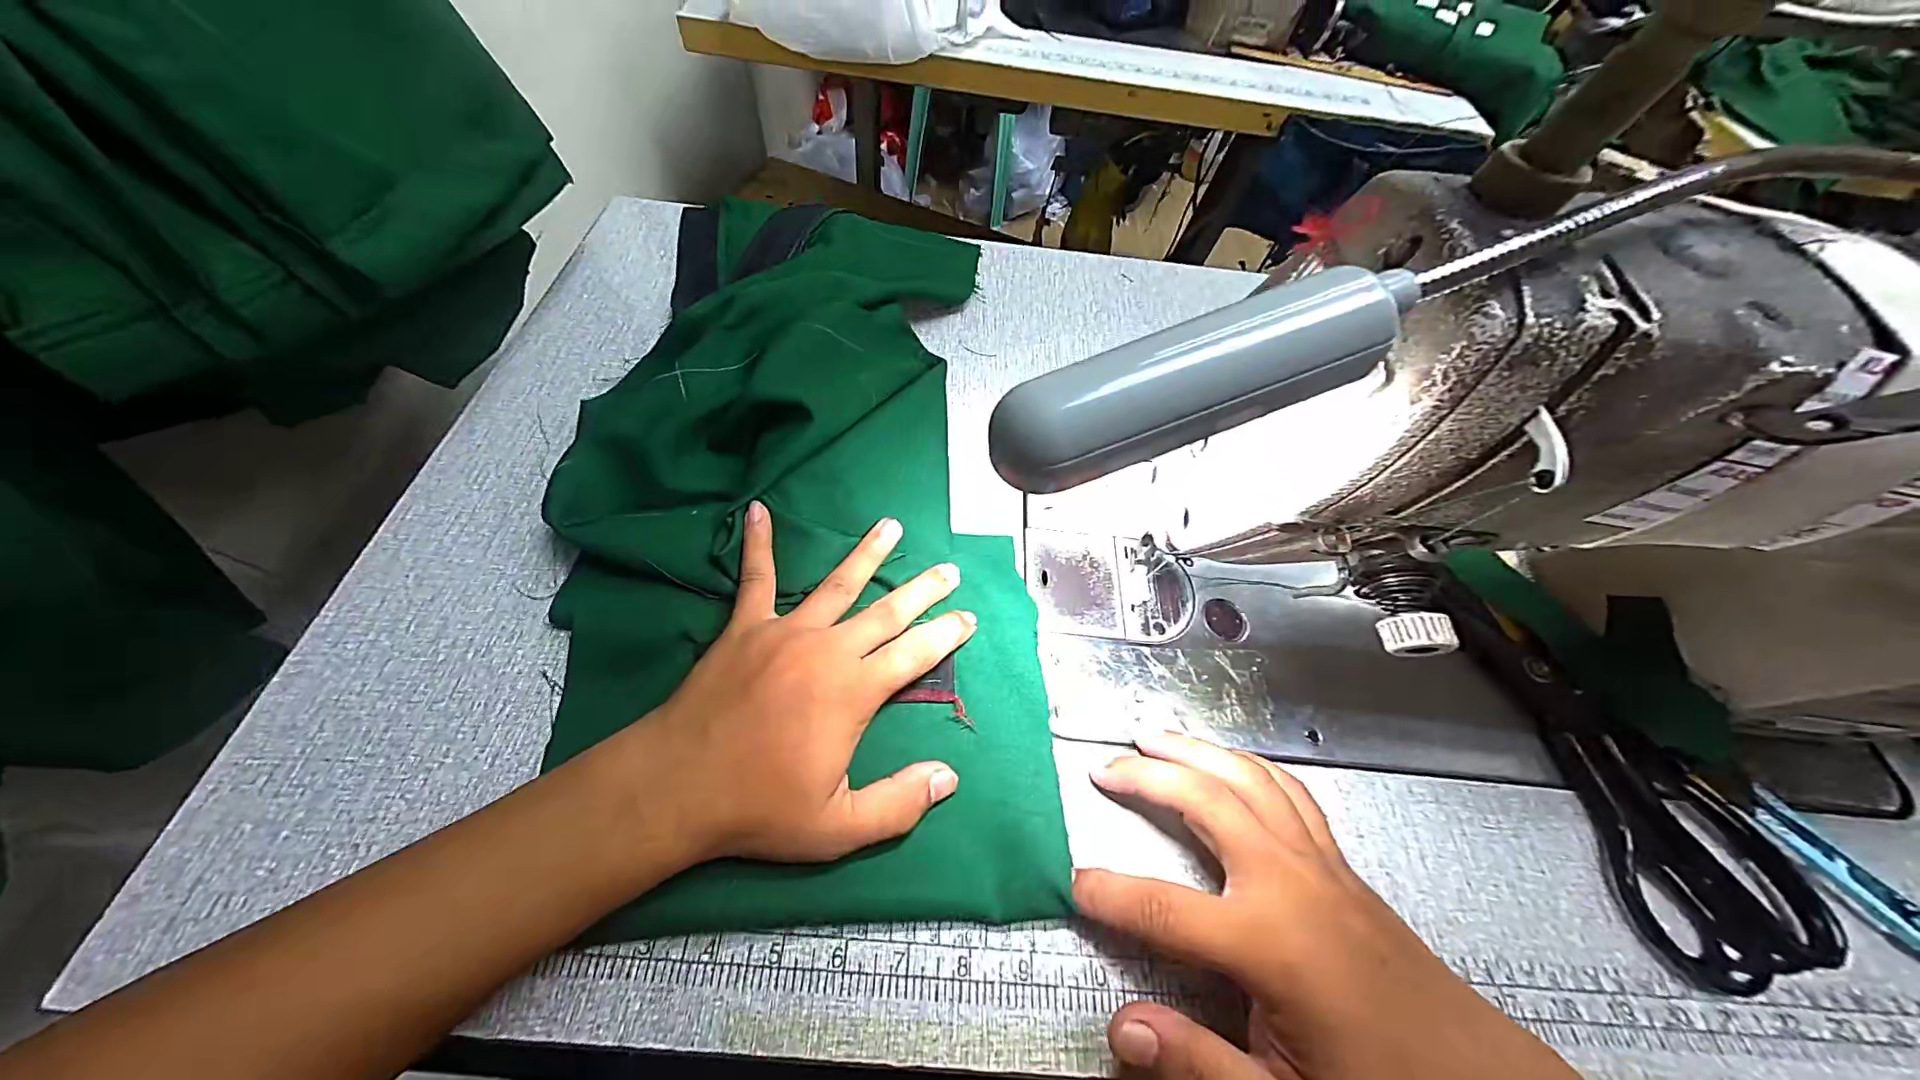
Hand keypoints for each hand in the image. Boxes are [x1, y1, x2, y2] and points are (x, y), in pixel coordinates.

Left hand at [606, 500, 974, 864]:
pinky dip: (759, 544)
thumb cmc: (759, 808)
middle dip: (923, 591)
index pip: (915, 655)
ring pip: (837, 585)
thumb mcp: (838, 827)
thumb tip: (949, 778)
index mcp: (855, 692)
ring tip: (890, 526)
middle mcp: (828, 651)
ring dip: (867, 554)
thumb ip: (898, 804)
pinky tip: (758, 510)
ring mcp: (785, 633)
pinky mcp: (745, 628)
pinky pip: (756, 578)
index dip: (946, 635)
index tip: (968, 619)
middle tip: (949, 571)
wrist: (676, 788)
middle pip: (888, 612)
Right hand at [1074, 733, 1579, 1079]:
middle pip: (1205, 802)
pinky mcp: (1339, 863)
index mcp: (1270, 942)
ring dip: (1197, 751)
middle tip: (1106, 769)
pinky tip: (1231, 761)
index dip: (1108, 894)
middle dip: (1148, 778)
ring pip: (1248, 780)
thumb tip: (1124, 1029)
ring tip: (1156, 737)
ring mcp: (1319, 863)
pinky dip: (1250, 765)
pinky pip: (1290, 792)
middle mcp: (1291, 882)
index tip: (1071, 883)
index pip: (1164, 908)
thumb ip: (1198, 1063)